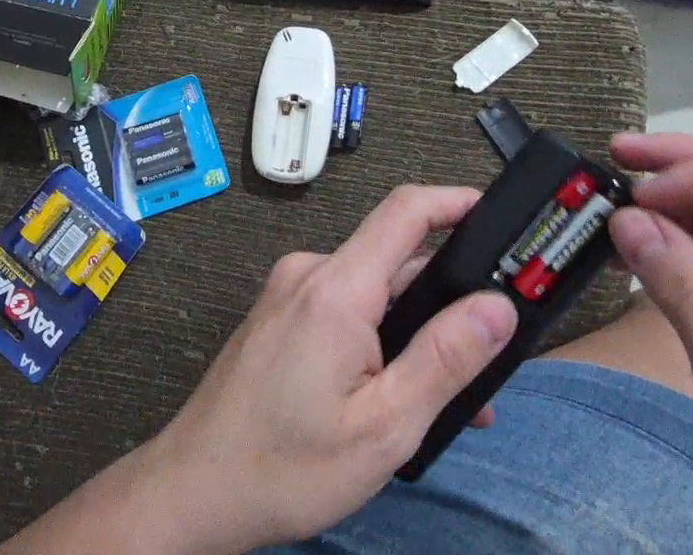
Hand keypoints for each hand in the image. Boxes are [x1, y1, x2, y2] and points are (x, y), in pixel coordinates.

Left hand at [138, 185, 517, 553]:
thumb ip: (445, 359)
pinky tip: (397, 392)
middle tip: (489, 354)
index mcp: (335, 290)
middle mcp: (308, 276)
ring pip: (373, 294)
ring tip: (449, 398)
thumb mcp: (384, 426)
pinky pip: (344, 312)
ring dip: (415, 333)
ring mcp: (289, 296)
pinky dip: (379, 341)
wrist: (194, 490)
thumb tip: (495, 306)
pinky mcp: (280, 318)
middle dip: (447, 301)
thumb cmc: (283, 468)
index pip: (406, 212)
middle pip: (395, 261)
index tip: (498, 217)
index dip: (456, 203)